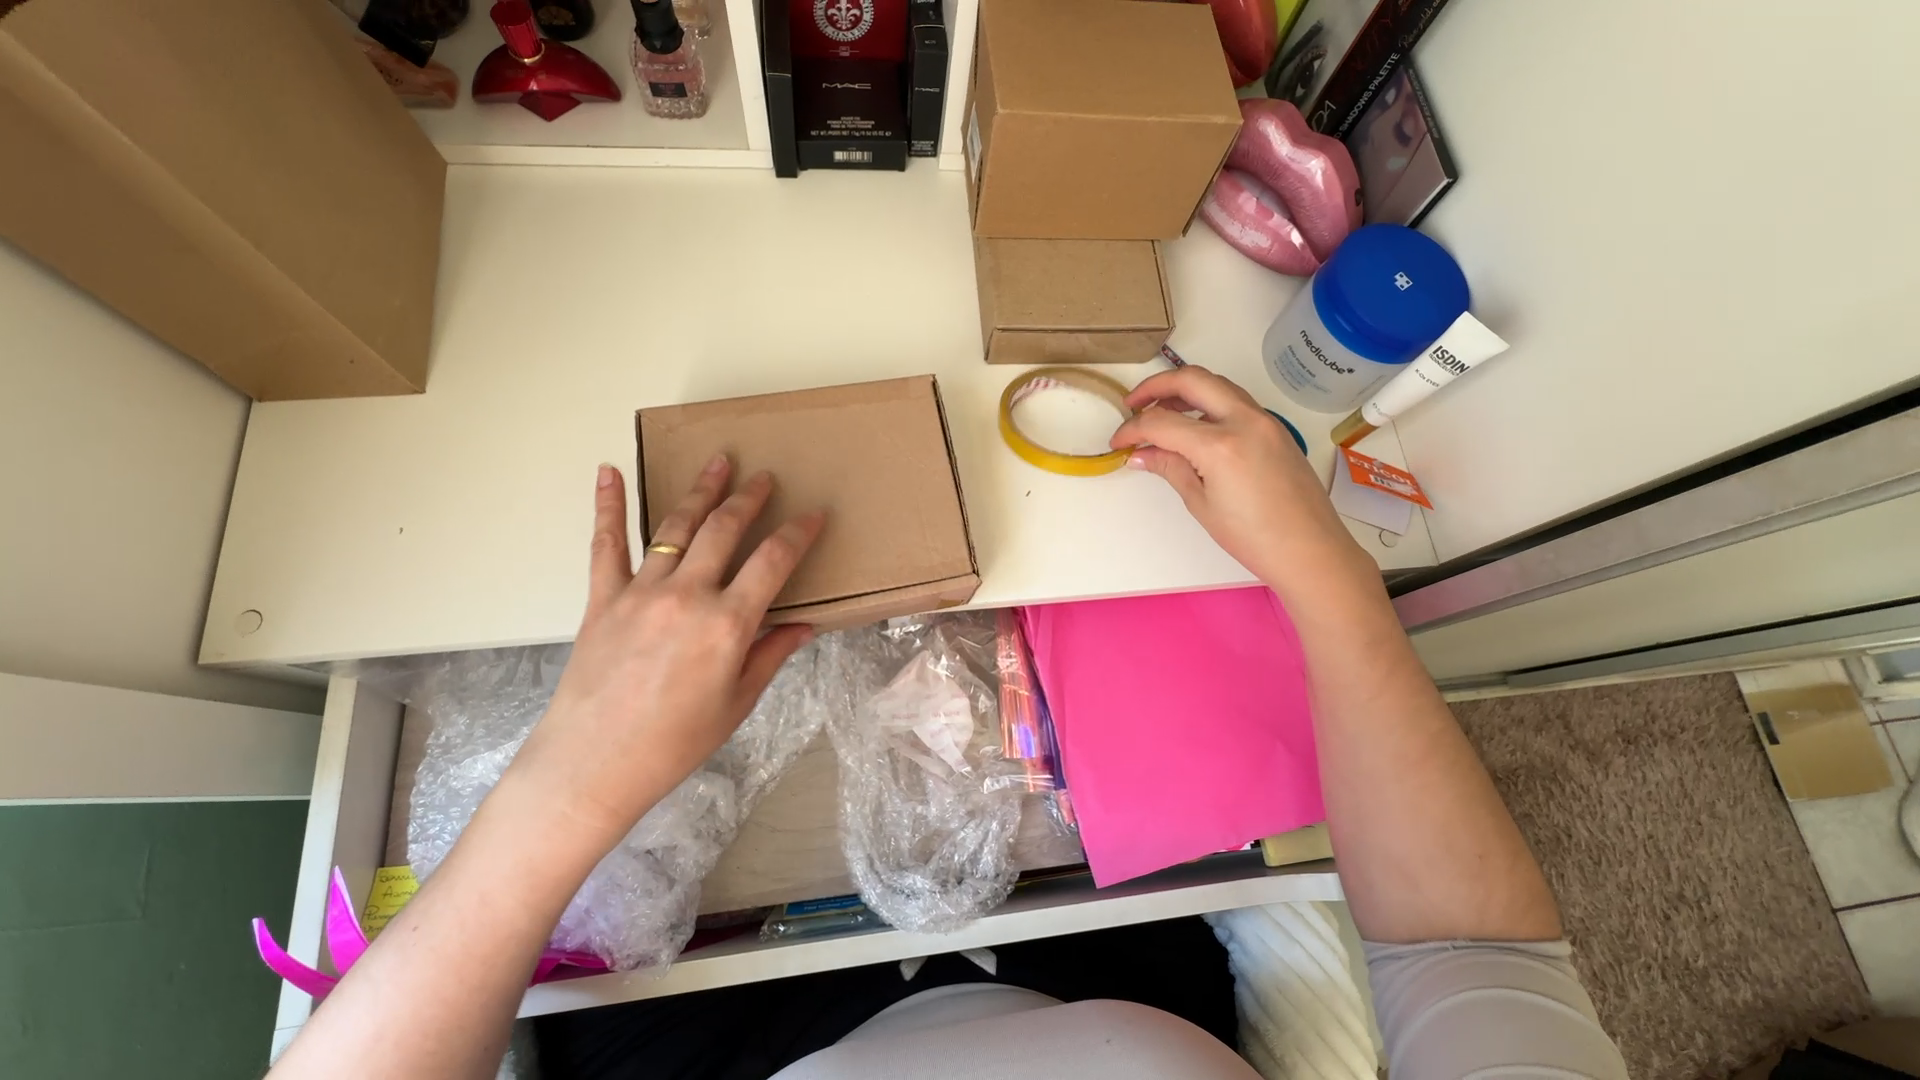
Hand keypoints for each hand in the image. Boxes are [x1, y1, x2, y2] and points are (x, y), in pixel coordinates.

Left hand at [503, 457, 824, 846]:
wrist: (593, 765)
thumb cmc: (674, 743)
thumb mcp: (737, 703)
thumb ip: (770, 656)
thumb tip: (803, 626)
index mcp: (727, 624)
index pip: (774, 561)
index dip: (799, 533)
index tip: (814, 514)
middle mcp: (687, 595)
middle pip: (725, 530)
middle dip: (749, 498)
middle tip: (764, 477)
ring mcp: (641, 591)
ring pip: (675, 526)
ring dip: (700, 491)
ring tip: (718, 462)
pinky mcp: (603, 598)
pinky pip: (606, 543)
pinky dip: (607, 505)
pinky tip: (608, 471)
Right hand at [1111, 365, 1372, 595]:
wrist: (1311, 550)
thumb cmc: (1253, 537)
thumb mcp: (1202, 503)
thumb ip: (1170, 468)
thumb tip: (1140, 454)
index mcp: (1220, 444)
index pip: (1162, 422)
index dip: (1132, 428)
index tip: (1118, 441)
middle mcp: (1244, 420)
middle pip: (1191, 379)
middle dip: (1156, 386)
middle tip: (1133, 404)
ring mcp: (1264, 420)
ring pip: (1217, 384)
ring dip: (1184, 390)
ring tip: (1160, 413)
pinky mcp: (1275, 428)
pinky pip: (1235, 400)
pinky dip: (1208, 402)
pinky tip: (1193, 426)